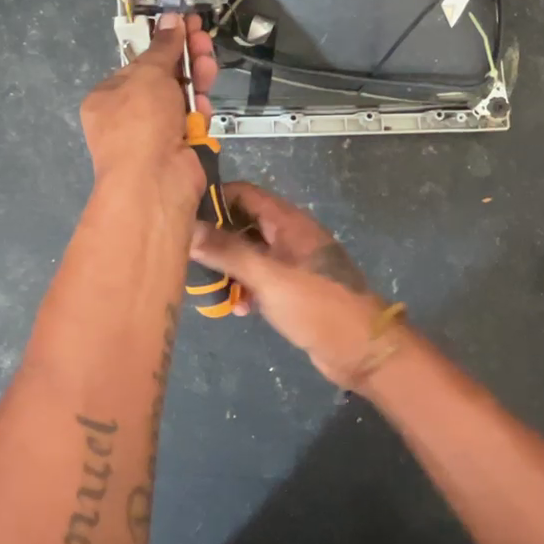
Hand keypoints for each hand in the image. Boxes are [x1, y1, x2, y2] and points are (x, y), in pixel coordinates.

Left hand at [80, 13, 217, 209]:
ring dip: (195, 80)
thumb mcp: (148, 74)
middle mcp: (128, 116)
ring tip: (209, 64)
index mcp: (109, 97)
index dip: (164, 44)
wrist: (154, 181)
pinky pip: (191, 121)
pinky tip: (203, 103)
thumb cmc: (140, 121)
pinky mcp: (178, 148)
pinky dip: (199, 111)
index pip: (140, 64)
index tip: (187, 25)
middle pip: (163, 79)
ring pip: (181, 98)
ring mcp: (154, 134)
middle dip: (185, 58)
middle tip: (204, 39)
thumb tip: (171, 18)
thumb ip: (163, 47)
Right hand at [189, 182, 386, 388]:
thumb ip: (229, 251)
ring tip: (207, 288)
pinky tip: (237, 309)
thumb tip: (188, 227)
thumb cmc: (317, 305)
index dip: (215, 198)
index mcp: (289, 222)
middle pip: (244, 224)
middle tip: (185, 254)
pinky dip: (246, 289)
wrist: (361, 349)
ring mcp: (292, 264)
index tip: (182, 212)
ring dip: (229, 268)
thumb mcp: (269, 276)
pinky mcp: (293, 290)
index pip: (245, 194)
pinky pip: (261, 280)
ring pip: (249, 255)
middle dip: (216, 238)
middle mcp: (290, 237)